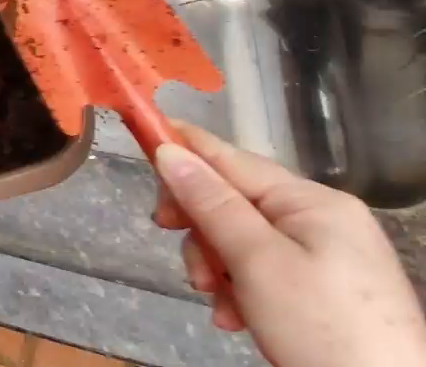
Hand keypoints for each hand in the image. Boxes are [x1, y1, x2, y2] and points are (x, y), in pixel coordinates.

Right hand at [152, 119, 425, 366]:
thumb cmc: (320, 324)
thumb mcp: (254, 259)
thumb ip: (209, 200)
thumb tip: (166, 148)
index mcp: (311, 202)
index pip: (227, 156)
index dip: (179, 145)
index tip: (134, 134)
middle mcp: (320, 219)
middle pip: (227, 198)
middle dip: (196, 225)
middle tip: (169, 238)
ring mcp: (324, 255)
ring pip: (236, 235)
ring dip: (212, 262)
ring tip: (213, 296)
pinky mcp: (321, 287)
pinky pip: (258, 266)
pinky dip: (236, 285)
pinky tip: (234, 313)